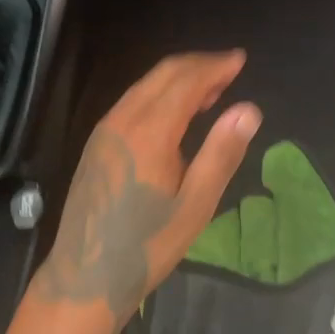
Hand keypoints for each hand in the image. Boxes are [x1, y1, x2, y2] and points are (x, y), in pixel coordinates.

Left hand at [8, 51, 261, 333]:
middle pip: (164, 73)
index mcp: (150, 129)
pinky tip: (176, 112)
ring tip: (211, 89)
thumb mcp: (195, 205)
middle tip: (230, 67)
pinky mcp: (98, 140)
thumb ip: (222, 153)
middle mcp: (124, 117)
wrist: (85, 275)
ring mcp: (106, 126)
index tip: (240, 58)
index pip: (187, 80)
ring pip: (147, 84)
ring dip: (179, 77)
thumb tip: (249, 109)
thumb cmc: (148, 243)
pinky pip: (134, 99)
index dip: (215, 66)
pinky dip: (160, 92)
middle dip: (199, 64)